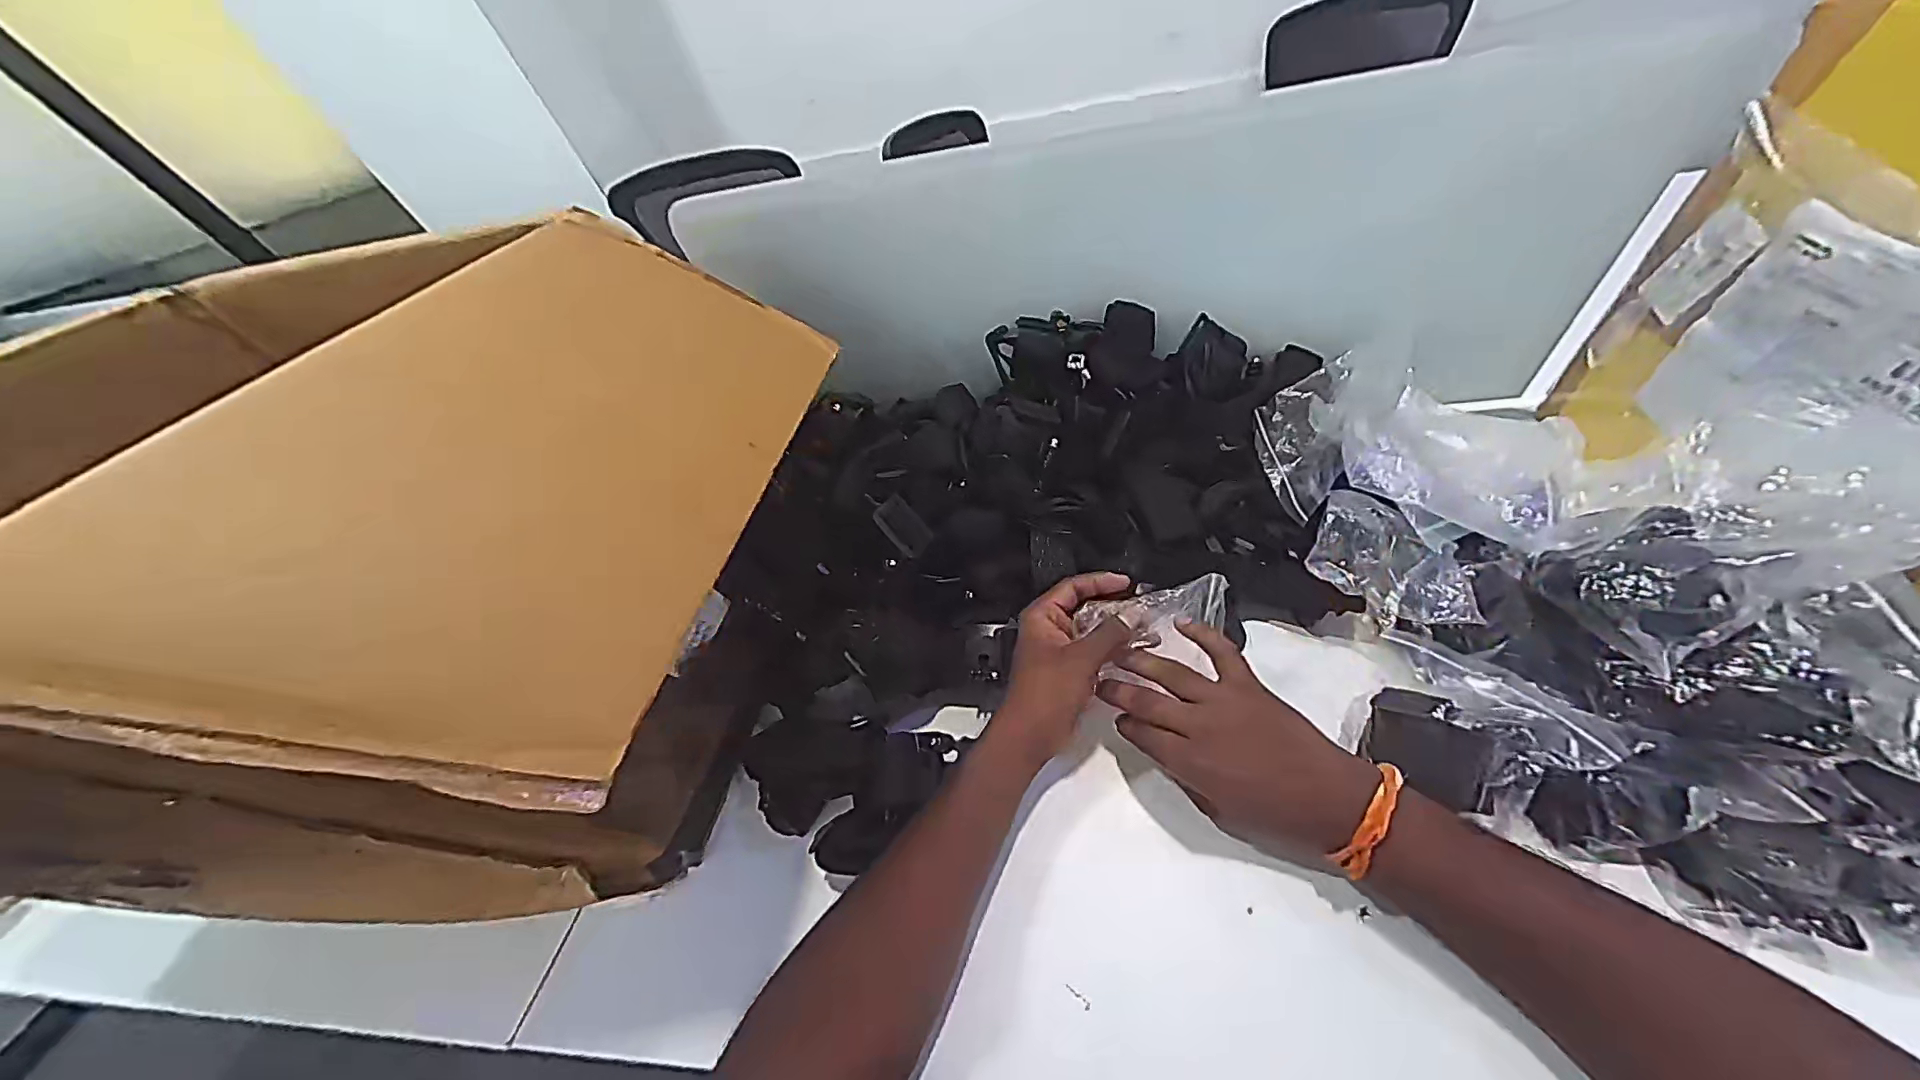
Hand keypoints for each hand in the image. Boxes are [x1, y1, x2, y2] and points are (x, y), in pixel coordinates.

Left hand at [992, 572, 1136, 767]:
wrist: (1031, 733)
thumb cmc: (1041, 696)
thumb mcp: (1081, 657)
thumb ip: (1110, 633)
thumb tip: (1131, 616)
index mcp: (1041, 618)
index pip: (1072, 587)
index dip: (1100, 582)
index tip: (1124, 583)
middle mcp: (1048, 631)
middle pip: (1084, 608)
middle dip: (1112, 608)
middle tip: (1138, 608)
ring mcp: (1058, 651)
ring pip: (1091, 631)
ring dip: (1114, 630)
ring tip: (1141, 629)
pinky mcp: (1068, 670)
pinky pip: (1093, 652)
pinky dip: (1111, 650)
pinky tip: (1131, 652)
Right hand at [1098, 619, 1382, 862]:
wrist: (1330, 799)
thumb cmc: (1273, 815)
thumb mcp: (1217, 810)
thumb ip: (1186, 778)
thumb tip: (1166, 754)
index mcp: (1189, 761)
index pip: (1141, 733)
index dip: (1124, 723)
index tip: (1116, 717)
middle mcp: (1199, 725)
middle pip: (1145, 699)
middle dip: (1117, 688)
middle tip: (1099, 679)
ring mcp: (1224, 700)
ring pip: (1172, 673)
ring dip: (1141, 659)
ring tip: (1120, 650)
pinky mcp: (1248, 686)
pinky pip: (1221, 652)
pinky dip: (1202, 634)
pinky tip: (1181, 623)